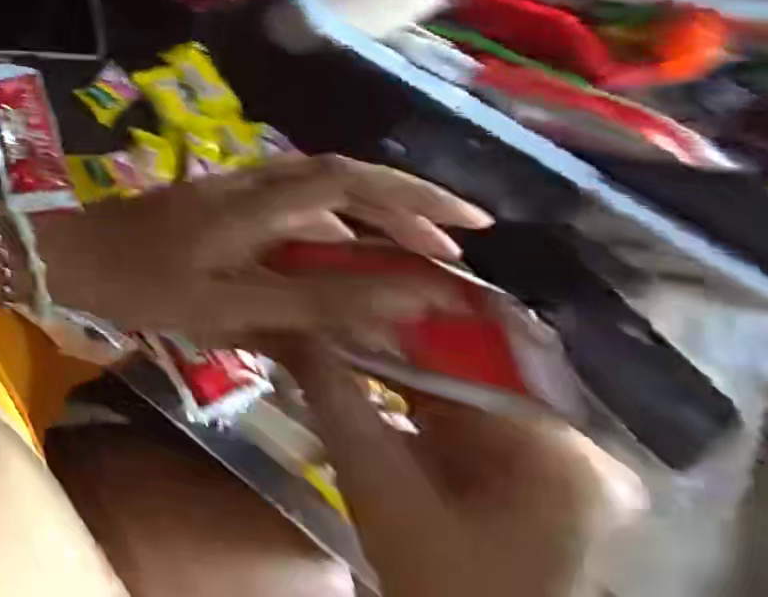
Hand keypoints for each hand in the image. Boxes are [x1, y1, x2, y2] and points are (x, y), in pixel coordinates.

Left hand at [36, 154, 494, 341]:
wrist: (61, 256)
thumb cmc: (138, 286)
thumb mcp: (230, 306)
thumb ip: (319, 301)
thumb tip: (417, 295)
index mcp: (249, 204)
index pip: (347, 181)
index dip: (413, 197)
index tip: (473, 227)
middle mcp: (235, 184)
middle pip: (329, 178)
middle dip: (394, 208)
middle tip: (444, 252)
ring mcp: (212, 190)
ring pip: (299, 191)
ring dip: (353, 219)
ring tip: (396, 262)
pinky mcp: (197, 203)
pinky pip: (269, 205)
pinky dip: (311, 227)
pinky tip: (321, 258)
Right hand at [286, 341, 643, 596]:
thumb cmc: (443, 577)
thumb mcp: (374, 480)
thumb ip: (329, 390)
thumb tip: (280, 318)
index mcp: (559, 444)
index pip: (462, 344)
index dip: (386, 313)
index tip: (324, 288)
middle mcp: (575, 444)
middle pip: (458, 362)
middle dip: (380, 339)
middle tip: (314, 311)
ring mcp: (559, 465)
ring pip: (455, 385)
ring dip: (387, 365)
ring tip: (324, 337)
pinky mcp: (533, 479)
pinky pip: (461, 414)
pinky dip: (406, 398)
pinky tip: (357, 381)